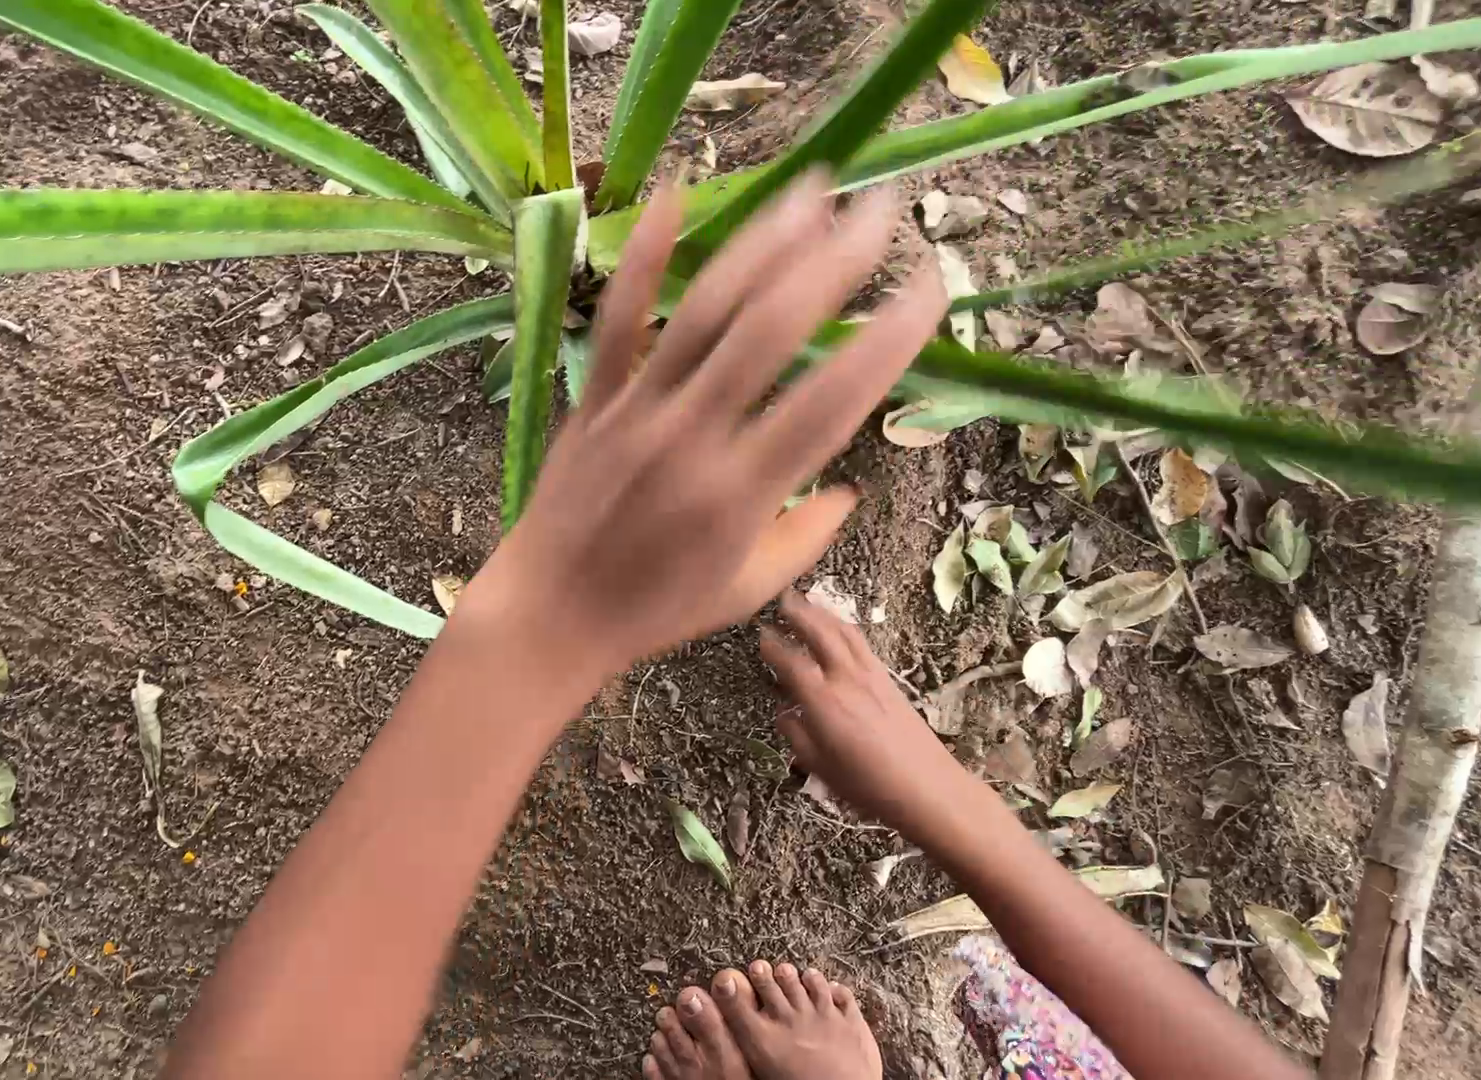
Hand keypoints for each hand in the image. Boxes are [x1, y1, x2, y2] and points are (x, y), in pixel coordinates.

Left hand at [460, 170, 946, 676]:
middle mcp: (692, 441)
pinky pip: (617, 322)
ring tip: (811, 191)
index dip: (889, 341)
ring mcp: (636, 414)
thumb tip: (850, 489)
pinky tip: (674, 196)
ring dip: (760, 245)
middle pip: (771, 334)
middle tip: (881, 210)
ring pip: (703, 313)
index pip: (831, 402)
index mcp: (741, 496)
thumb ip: (804, 540)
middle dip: (834, 263)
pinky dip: (643, 259)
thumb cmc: (650, 610)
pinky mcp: (592, 402)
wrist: (550, 613)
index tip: (930, 288)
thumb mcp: (742, 593)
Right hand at [760, 592, 979, 842]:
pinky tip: (838, 627)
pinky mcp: (888, 679)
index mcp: (823, 702)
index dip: (772, 647)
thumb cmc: (869, 785)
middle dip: (798, 614)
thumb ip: (797, 736)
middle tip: (781, 600)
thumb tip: (785, 715)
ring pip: (843, 632)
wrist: (929, 788)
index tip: (759, 636)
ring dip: (822, 614)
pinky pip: (861, 642)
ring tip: (806, 602)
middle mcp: (845, 679)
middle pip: (819, 634)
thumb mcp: (820, 767)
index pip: (791, 663)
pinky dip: (844, 627)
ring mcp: (870, 676)